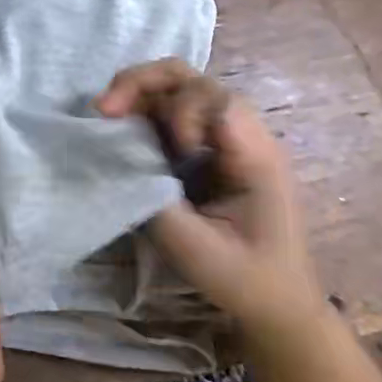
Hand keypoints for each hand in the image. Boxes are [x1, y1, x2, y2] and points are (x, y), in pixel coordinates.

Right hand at [97, 59, 325, 338]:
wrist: (277, 302)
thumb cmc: (246, 279)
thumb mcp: (197, 250)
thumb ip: (155, 200)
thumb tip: (118, 158)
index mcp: (254, 154)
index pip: (215, 99)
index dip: (183, 110)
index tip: (172, 150)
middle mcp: (239, 132)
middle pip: (189, 79)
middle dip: (143, 83)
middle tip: (105, 109)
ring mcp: (219, 135)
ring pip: (175, 87)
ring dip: (137, 92)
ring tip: (105, 113)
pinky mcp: (202, 143)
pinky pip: (169, 108)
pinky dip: (140, 109)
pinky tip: (120, 126)